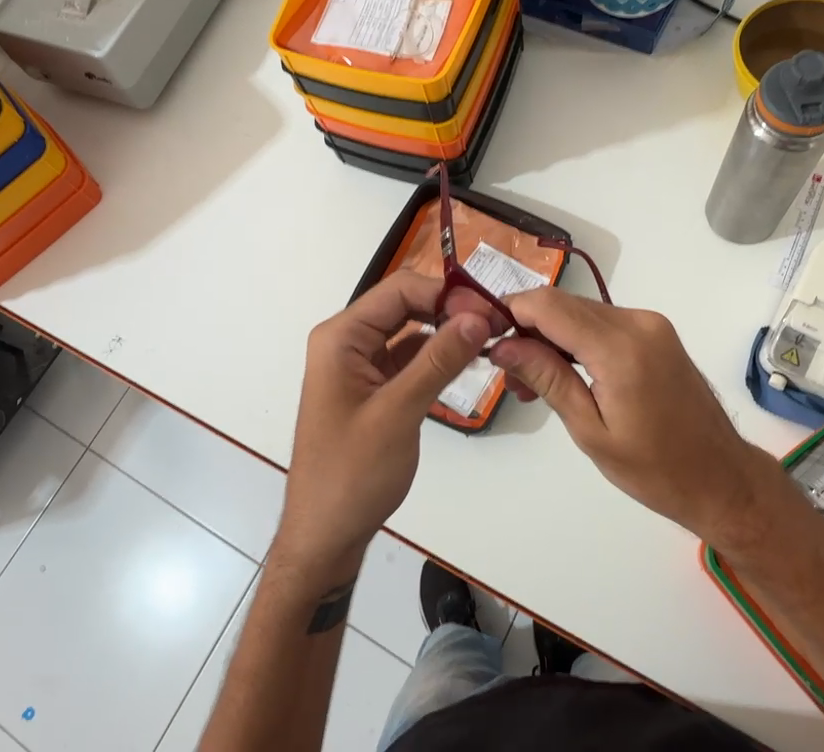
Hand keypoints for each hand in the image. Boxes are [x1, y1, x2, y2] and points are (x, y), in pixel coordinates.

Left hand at [273, 272, 492, 573]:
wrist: (325, 533)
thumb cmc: (352, 473)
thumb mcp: (398, 412)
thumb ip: (438, 361)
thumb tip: (478, 317)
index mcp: (341, 337)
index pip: (399, 290)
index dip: (446, 293)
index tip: (491, 310)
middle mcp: (346, 342)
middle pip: (404, 305)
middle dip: (449, 309)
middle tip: (497, 324)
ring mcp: (358, 366)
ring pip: (409, 331)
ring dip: (446, 331)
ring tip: (491, 338)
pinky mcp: (372, 389)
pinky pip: (408, 359)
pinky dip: (436, 357)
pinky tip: (467, 362)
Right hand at [488, 288, 773, 542]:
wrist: (721, 479)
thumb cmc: (654, 469)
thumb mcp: (590, 430)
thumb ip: (547, 378)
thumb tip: (501, 346)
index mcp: (621, 348)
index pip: (549, 306)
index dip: (510, 312)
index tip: (484, 336)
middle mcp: (637, 322)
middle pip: (563, 304)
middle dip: (527, 329)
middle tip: (510, 377)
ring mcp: (650, 324)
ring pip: (580, 312)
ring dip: (550, 337)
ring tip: (533, 384)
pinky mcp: (656, 333)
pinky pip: (602, 323)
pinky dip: (576, 341)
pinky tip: (566, 374)